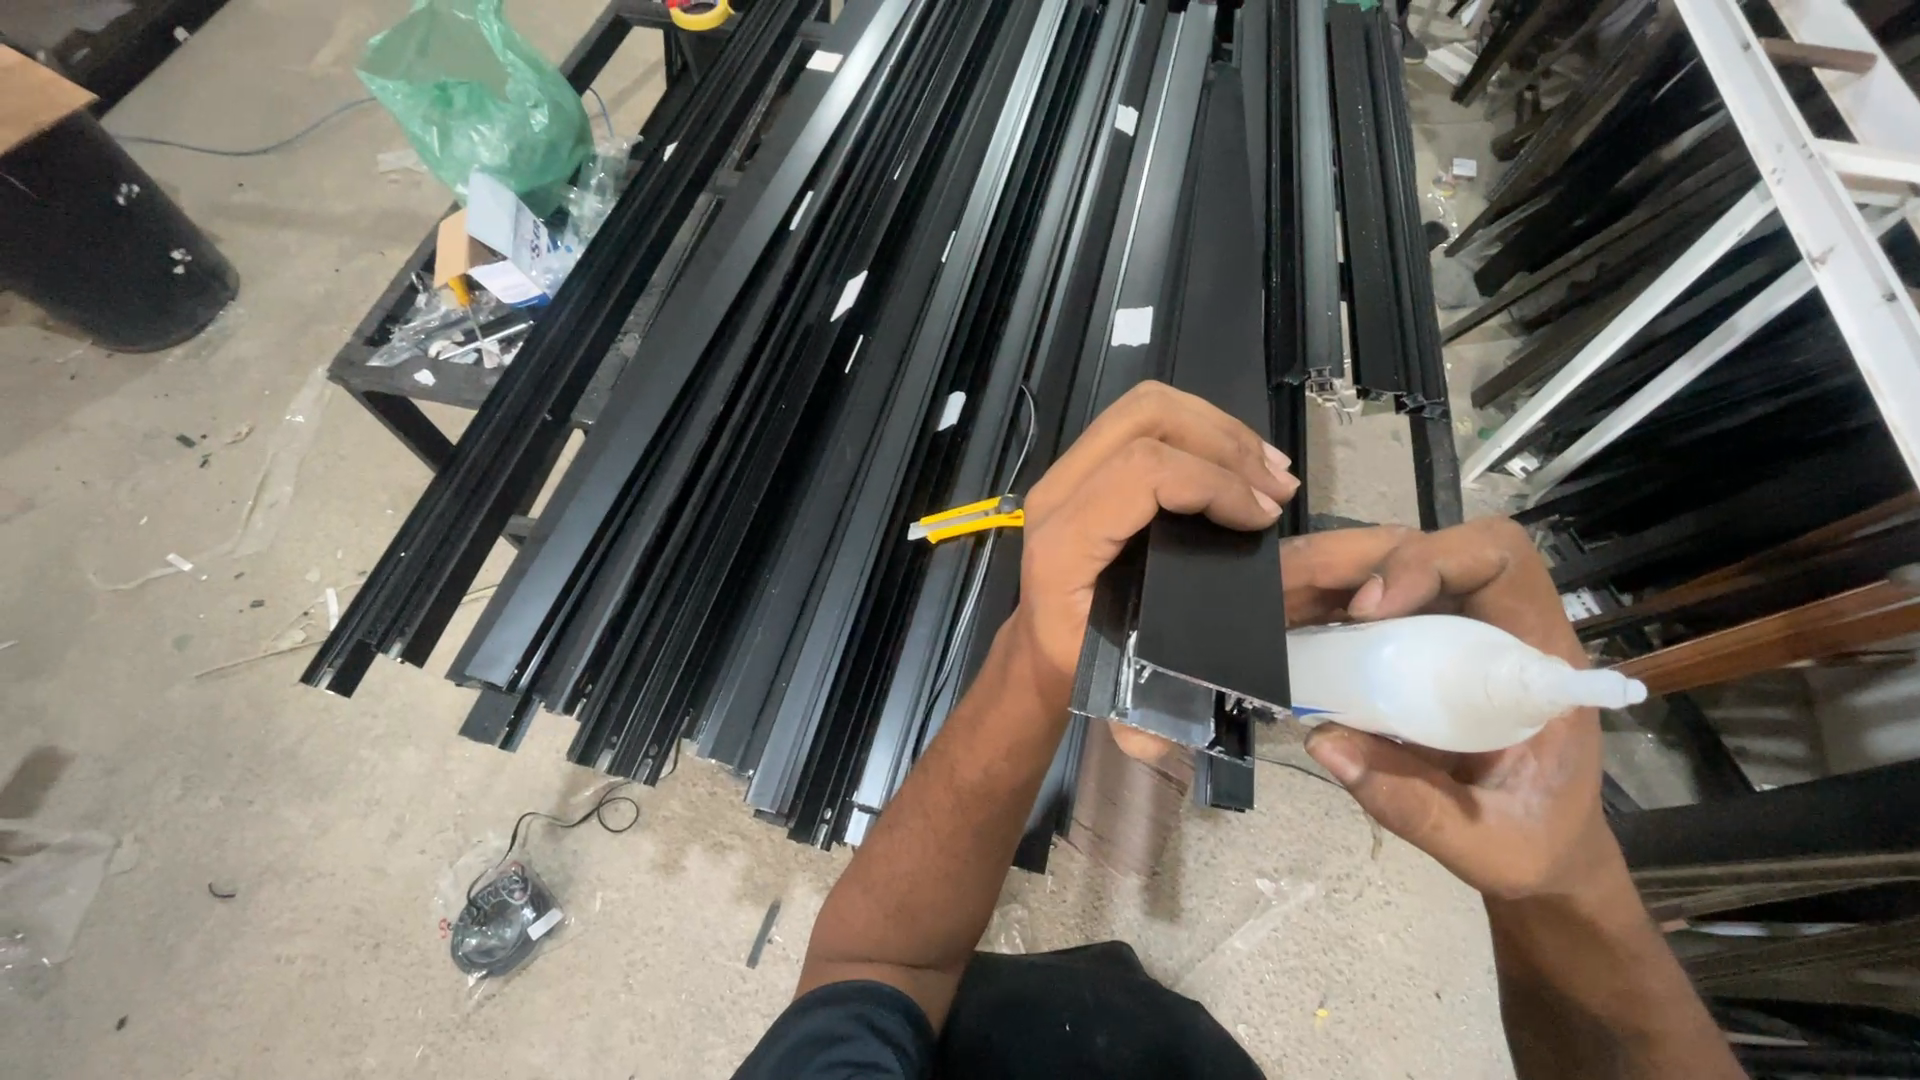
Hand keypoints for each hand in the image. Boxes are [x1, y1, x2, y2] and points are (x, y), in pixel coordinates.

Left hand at [1009, 381, 1298, 712]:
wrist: (1040, 640)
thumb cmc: (1077, 658)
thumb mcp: (1110, 687)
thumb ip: (1141, 718)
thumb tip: (1174, 734)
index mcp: (1063, 543)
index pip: (1142, 472)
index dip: (1214, 483)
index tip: (1263, 516)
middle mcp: (1057, 494)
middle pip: (1145, 417)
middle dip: (1223, 442)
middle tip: (1276, 487)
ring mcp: (1067, 472)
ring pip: (1147, 407)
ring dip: (1219, 430)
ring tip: (1269, 474)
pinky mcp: (1086, 466)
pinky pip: (1145, 421)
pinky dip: (1201, 431)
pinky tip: (1242, 467)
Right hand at [1281, 519, 1620, 899]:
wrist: (1539, 848)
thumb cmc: (1534, 841)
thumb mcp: (1485, 843)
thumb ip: (1412, 802)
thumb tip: (1322, 742)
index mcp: (1530, 653)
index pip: (1494, 559)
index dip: (1429, 562)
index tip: (1370, 609)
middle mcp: (1484, 621)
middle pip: (1414, 546)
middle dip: (1342, 559)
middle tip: (1278, 591)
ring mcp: (1436, 627)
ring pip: (1372, 565)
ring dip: (1312, 576)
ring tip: (1259, 603)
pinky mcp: (1400, 642)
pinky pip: (1348, 602)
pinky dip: (1305, 605)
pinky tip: (1269, 626)